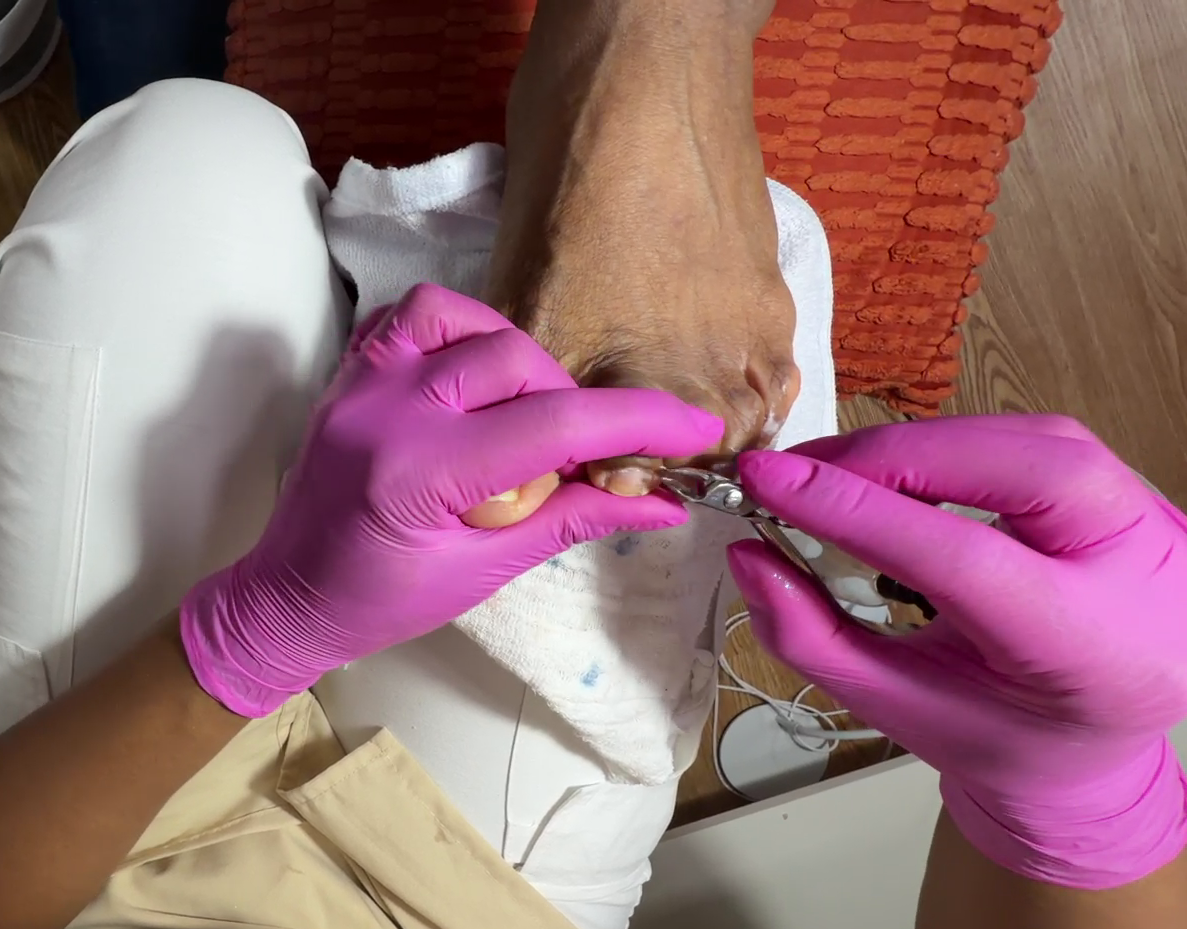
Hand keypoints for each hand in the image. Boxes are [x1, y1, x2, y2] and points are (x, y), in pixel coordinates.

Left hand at [180, 284, 725, 716]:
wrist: (288, 597)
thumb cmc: (377, 603)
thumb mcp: (479, 571)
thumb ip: (567, 522)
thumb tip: (658, 499)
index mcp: (417, 472)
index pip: (553, 426)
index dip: (638, 423)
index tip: (695, 429)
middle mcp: (384, 409)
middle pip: (513, 359)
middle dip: (567, 401)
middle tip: (573, 454)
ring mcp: (356, 384)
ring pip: (461, 318)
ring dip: (511, 356)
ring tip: (518, 413)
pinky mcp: (345, 377)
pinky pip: (408, 317)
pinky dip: (455, 332)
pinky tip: (469, 380)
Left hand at [482, 0, 795, 504]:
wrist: (642, 78)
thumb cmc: (568, 200)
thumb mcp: (522, 310)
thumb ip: (542, 391)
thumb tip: (540, 449)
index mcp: (662, 379)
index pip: (653, 474)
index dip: (615, 485)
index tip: (585, 480)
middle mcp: (727, 363)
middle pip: (712, 453)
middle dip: (665, 470)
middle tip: (618, 466)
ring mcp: (758, 321)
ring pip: (750, 415)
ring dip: (706, 438)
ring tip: (655, 437)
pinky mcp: (768, 282)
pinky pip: (770, 366)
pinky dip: (740, 394)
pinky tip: (701, 390)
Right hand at [727, 415, 1186, 888]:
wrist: (1078, 739)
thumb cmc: (979, 727)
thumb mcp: (878, 700)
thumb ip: (803, 632)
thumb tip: (747, 554)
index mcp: (1086, 652)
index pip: (959, 556)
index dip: (849, 509)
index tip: (761, 480)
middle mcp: (1149, 577)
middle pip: (1028, 468)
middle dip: (895, 456)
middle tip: (800, 470)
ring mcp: (1159, 528)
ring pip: (1036, 439)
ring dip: (917, 443)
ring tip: (833, 470)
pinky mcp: (1136, 499)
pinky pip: (1035, 443)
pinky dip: (946, 445)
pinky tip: (890, 470)